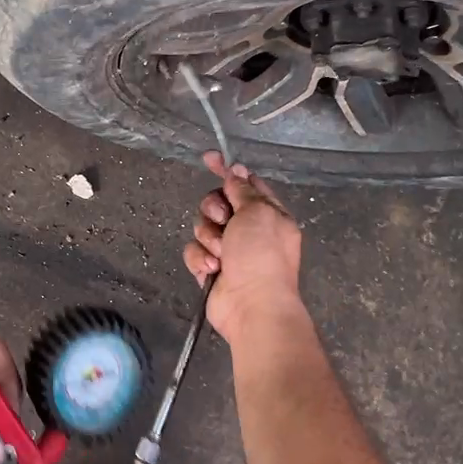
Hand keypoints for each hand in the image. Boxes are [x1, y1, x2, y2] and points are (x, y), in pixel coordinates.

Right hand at [183, 152, 305, 339]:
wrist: (252, 306)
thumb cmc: (261, 255)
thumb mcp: (258, 212)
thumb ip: (242, 189)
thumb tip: (236, 170)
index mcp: (268, 214)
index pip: (244, 183)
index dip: (226, 170)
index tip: (208, 157)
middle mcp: (249, 230)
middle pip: (217, 202)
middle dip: (214, 210)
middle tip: (223, 221)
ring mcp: (229, 250)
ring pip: (202, 226)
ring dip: (208, 238)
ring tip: (221, 255)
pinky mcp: (211, 267)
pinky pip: (194, 250)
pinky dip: (201, 259)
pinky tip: (213, 270)